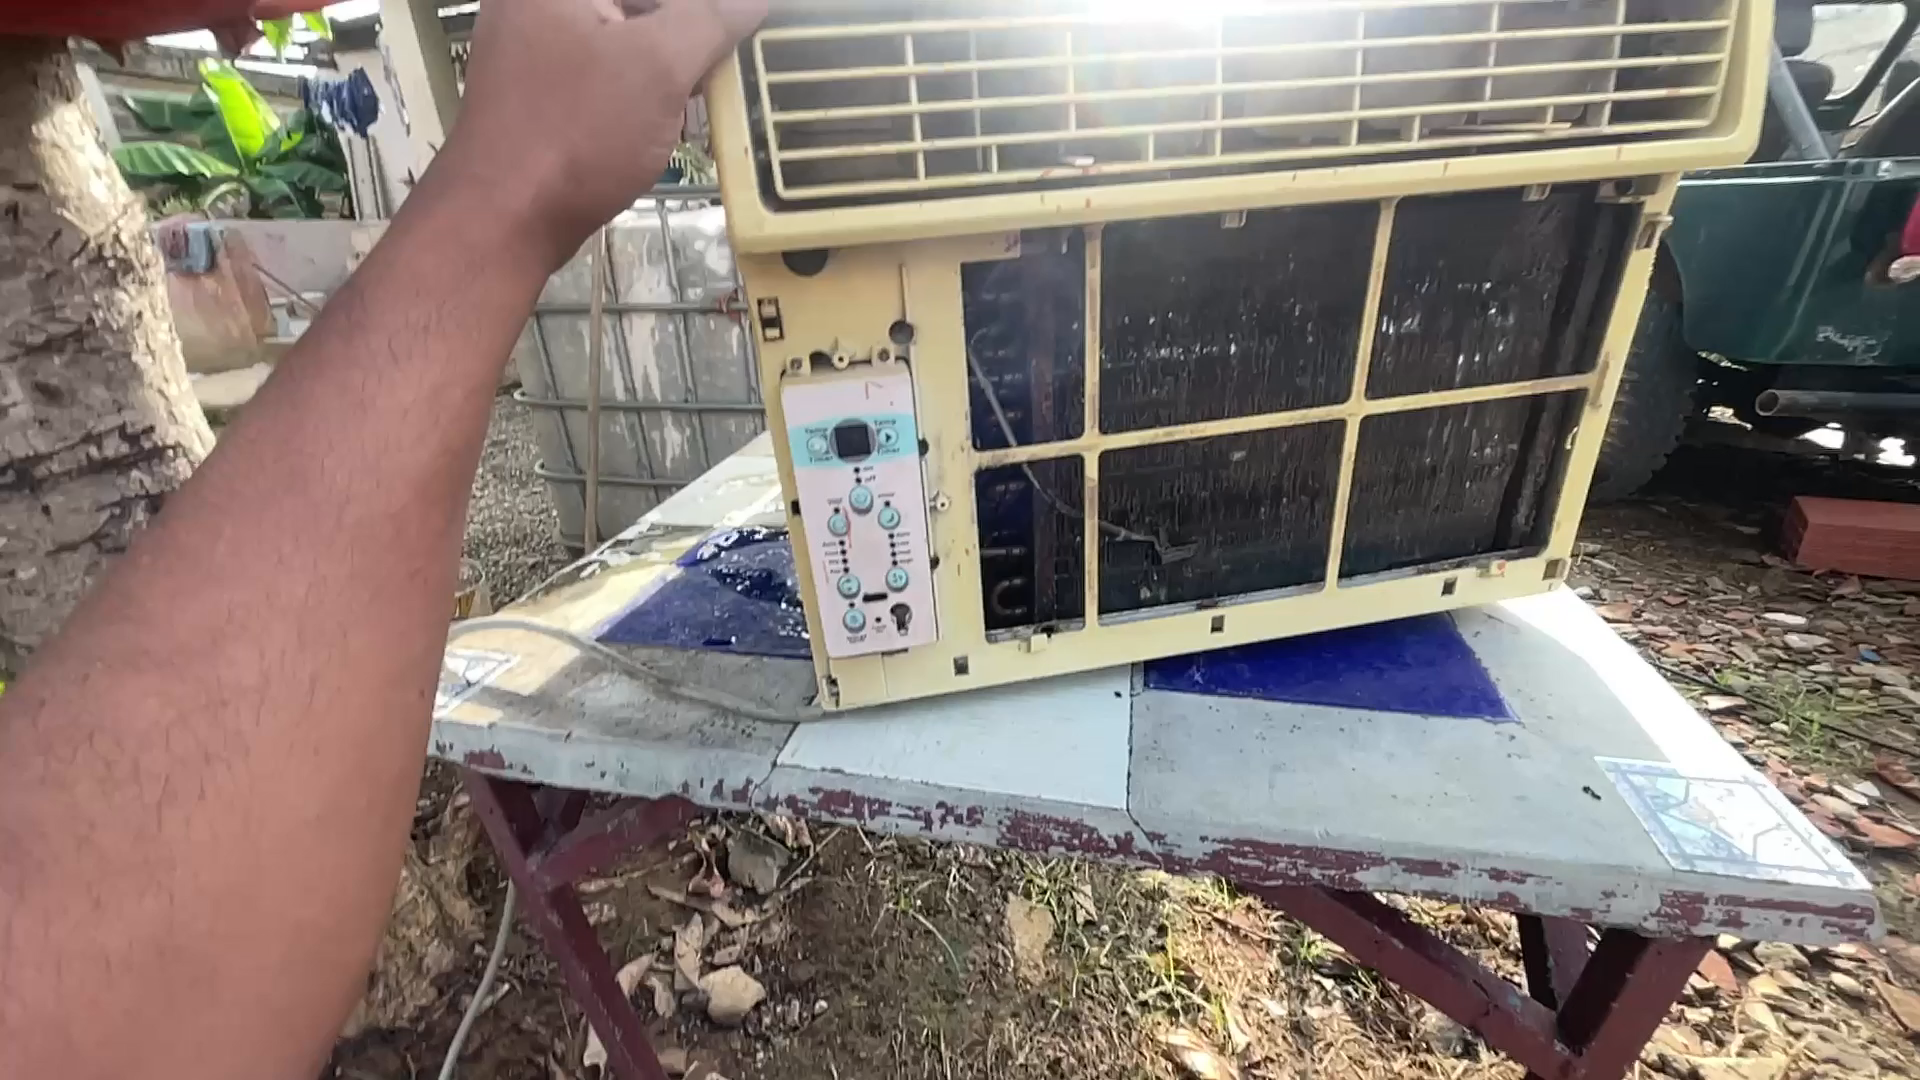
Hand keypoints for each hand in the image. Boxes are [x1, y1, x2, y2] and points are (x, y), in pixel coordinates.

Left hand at [435, 0, 764, 268]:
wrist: (509, 212)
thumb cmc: (581, 132)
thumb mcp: (657, 69)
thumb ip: (707, 22)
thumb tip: (753, 1)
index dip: (702, 14)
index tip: (734, 37)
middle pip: (637, 8)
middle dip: (686, 40)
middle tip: (717, 77)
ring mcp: (532, 39)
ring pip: (623, 39)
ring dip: (667, 71)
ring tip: (695, 107)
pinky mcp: (538, 86)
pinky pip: (603, 71)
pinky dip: (640, 93)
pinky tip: (659, 126)